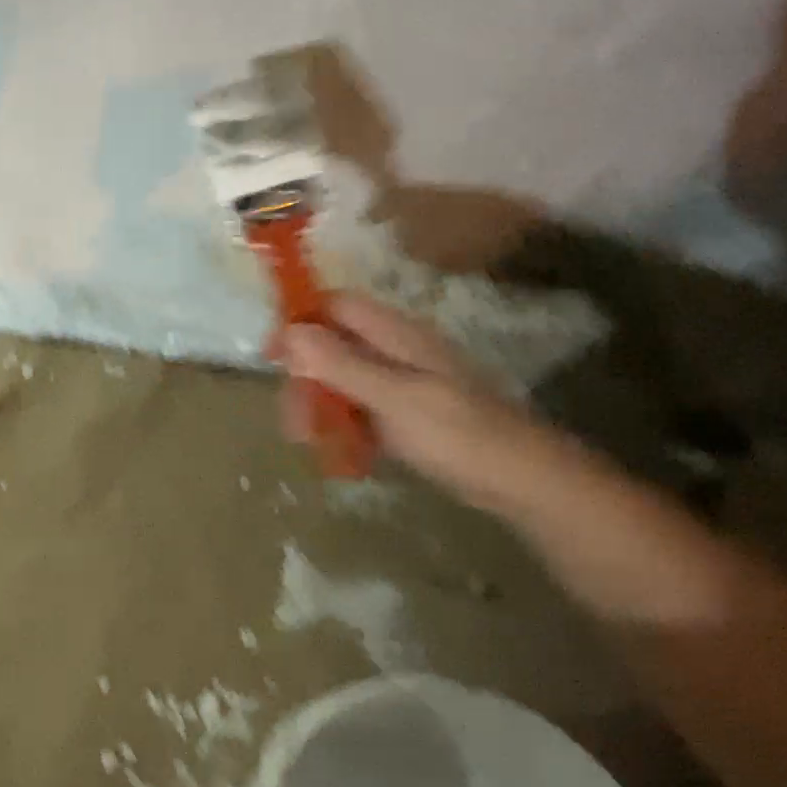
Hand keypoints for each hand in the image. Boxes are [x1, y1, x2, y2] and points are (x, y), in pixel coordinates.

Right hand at [281, 296, 584, 515]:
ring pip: (336, 382)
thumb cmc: (457, 434)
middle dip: (303, 380)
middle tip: (294, 422)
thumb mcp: (393, 398)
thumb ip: (341, 365)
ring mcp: (396, 384)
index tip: (270, 359)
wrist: (515, 478)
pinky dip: (337, 427)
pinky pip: (353, 410)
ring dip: (316, 408)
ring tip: (313, 443)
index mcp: (397, 336)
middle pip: (329, 348)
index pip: (336, 307)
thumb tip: (290, 332)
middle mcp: (393, 352)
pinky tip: (337, 453)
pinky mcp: (398, 414)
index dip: (299, 322)